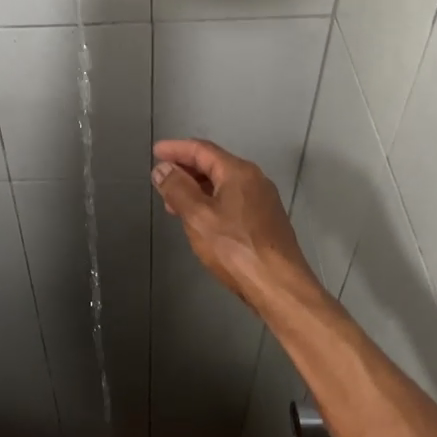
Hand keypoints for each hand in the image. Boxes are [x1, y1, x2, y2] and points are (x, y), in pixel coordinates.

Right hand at [151, 139, 318, 306]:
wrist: (280, 287)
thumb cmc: (235, 248)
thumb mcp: (198, 216)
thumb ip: (177, 188)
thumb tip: (163, 168)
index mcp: (238, 172)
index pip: (201, 150)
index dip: (176, 149)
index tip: (156, 152)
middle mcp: (255, 180)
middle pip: (214, 164)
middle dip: (185, 170)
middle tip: (161, 180)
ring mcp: (263, 201)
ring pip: (223, 185)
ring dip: (197, 189)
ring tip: (174, 204)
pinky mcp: (266, 222)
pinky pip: (233, 201)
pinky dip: (211, 202)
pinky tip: (201, 221)